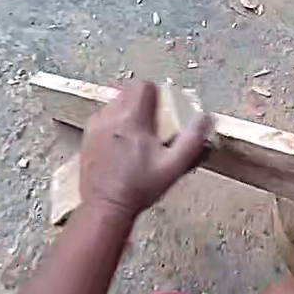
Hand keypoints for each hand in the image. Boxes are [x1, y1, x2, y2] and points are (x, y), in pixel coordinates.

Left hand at [78, 81, 212, 219]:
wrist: (106, 207)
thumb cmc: (140, 187)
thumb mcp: (174, 166)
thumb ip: (192, 139)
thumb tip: (206, 118)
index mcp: (133, 120)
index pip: (142, 85)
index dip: (155, 93)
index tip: (161, 109)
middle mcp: (111, 118)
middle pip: (127, 91)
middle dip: (141, 102)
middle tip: (151, 123)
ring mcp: (95, 128)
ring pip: (113, 103)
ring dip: (126, 111)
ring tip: (135, 133)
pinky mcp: (86, 139)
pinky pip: (101, 118)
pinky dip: (112, 123)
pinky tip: (119, 143)